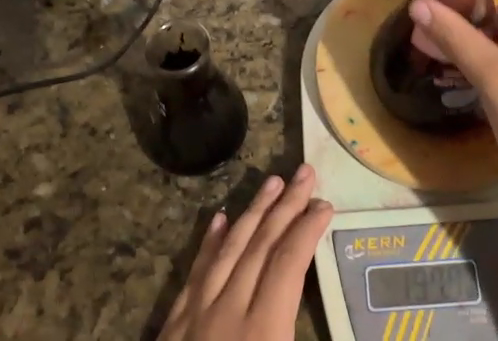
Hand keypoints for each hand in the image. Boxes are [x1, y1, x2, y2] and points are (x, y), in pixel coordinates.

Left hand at [159, 166, 335, 340]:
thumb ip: (297, 327)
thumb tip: (324, 298)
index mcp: (264, 329)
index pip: (289, 264)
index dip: (308, 230)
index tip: (324, 204)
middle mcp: (229, 310)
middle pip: (261, 247)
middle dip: (286, 207)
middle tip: (305, 172)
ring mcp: (196, 314)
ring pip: (228, 251)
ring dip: (252, 213)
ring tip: (272, 182)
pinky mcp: (173, 325)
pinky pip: (194, 274)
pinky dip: (209, 244)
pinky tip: (219, 219)